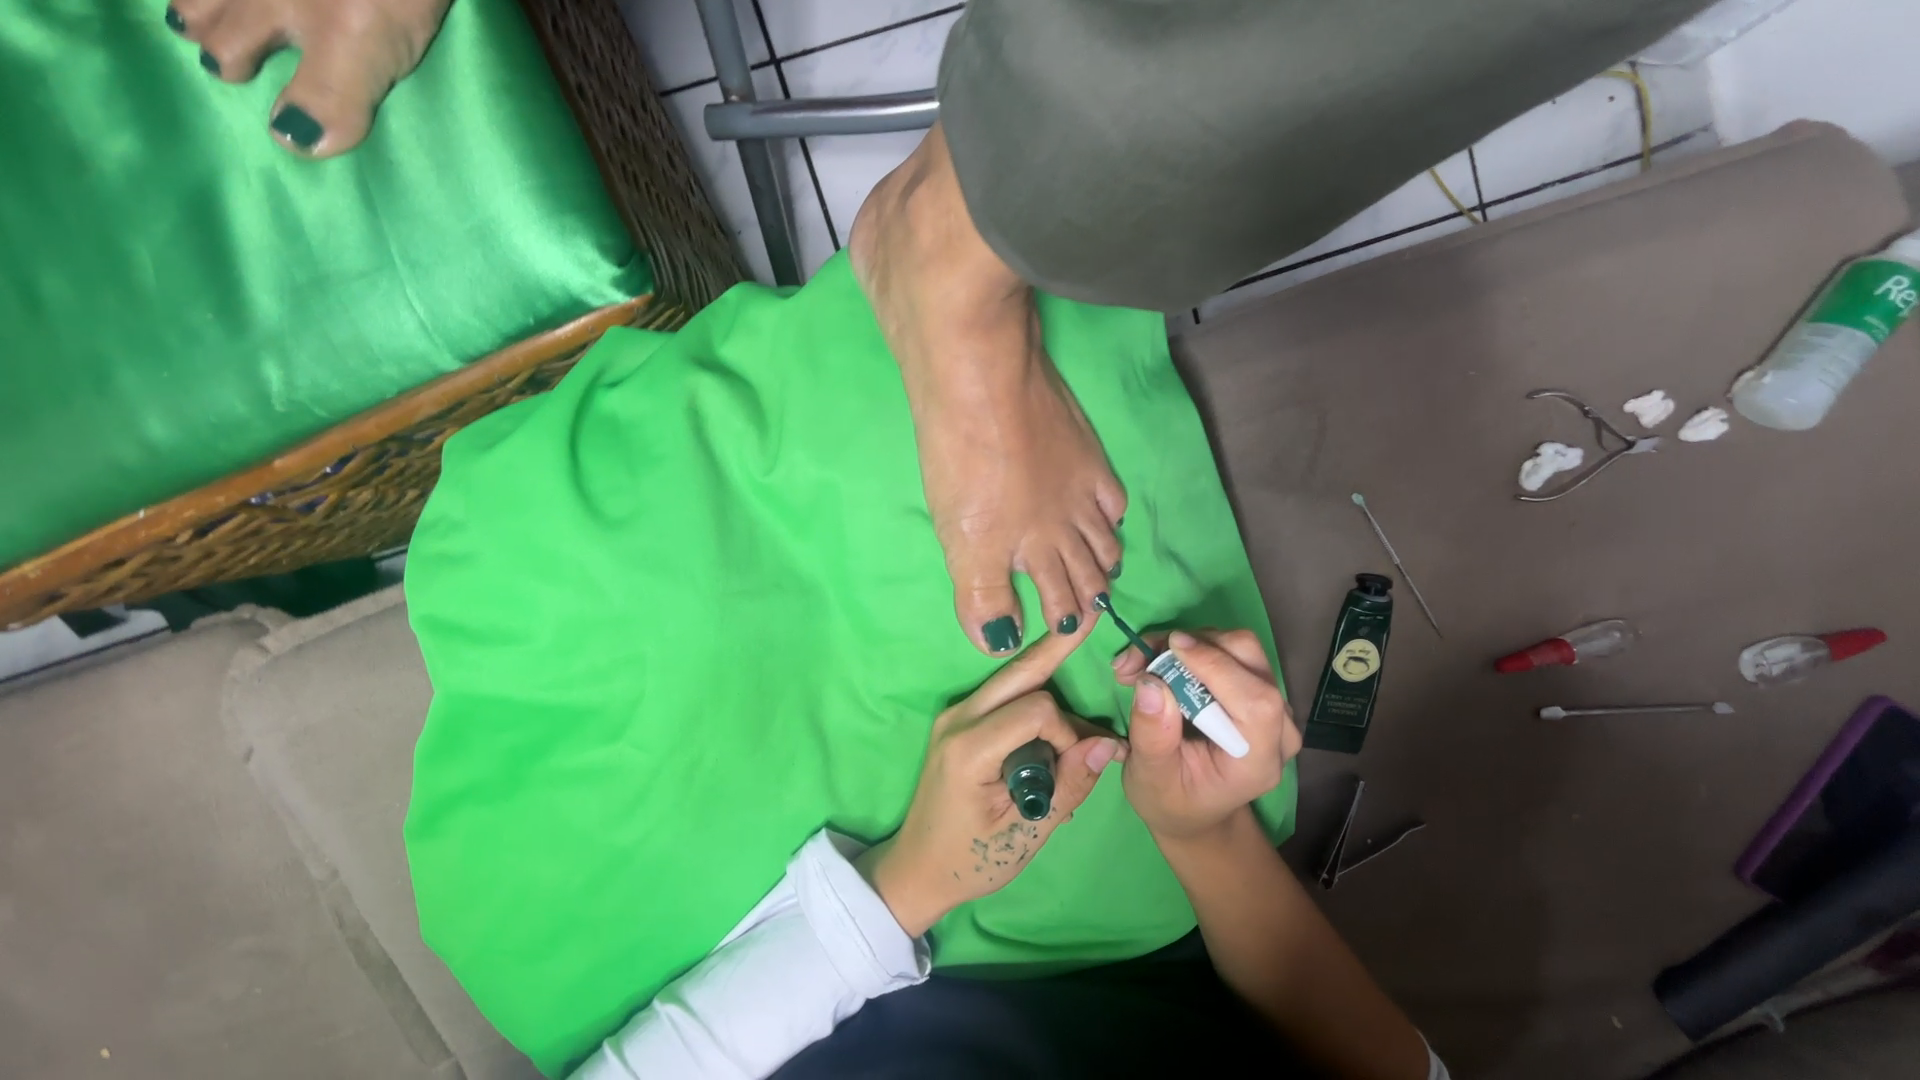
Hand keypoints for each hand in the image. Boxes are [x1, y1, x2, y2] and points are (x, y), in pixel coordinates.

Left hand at [858, 619, 1125, 936]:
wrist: (917, 868)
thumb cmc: (970, 859)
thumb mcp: (1026, 834)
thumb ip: (1068, 785)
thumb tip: (1108, 745)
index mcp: (969, 748)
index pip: (1037, 709)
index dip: (1068, 731)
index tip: (1075, 763)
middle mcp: (958, 718)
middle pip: (1020, 670)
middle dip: (1058, 648)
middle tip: (1091, 617)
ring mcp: (955, 714)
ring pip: (1011, 677)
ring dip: (1048, 678)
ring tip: (1081, 691)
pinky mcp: (958, 719)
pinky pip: (1003, 694)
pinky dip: (1034, 697)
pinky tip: (1057, 714)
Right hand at [1115, 629, 1300, 843]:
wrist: (1194, 809)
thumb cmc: (1172, 800)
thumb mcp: (1151, 779)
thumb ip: (1153, 737)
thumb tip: (1150, 684)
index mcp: (1258, 760)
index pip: (1256, 701)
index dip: (1217, 666)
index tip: (1171, 646)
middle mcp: (1278, 729)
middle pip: (1249, 660)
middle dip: (1192, 647)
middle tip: (1136, 659)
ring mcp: (1273, 706)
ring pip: (1238, 647)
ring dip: (1186, 644)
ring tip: (1140, 663)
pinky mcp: (1258, 689)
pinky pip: (1230, 652)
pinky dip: (1191, 648)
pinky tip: (1158, 663)